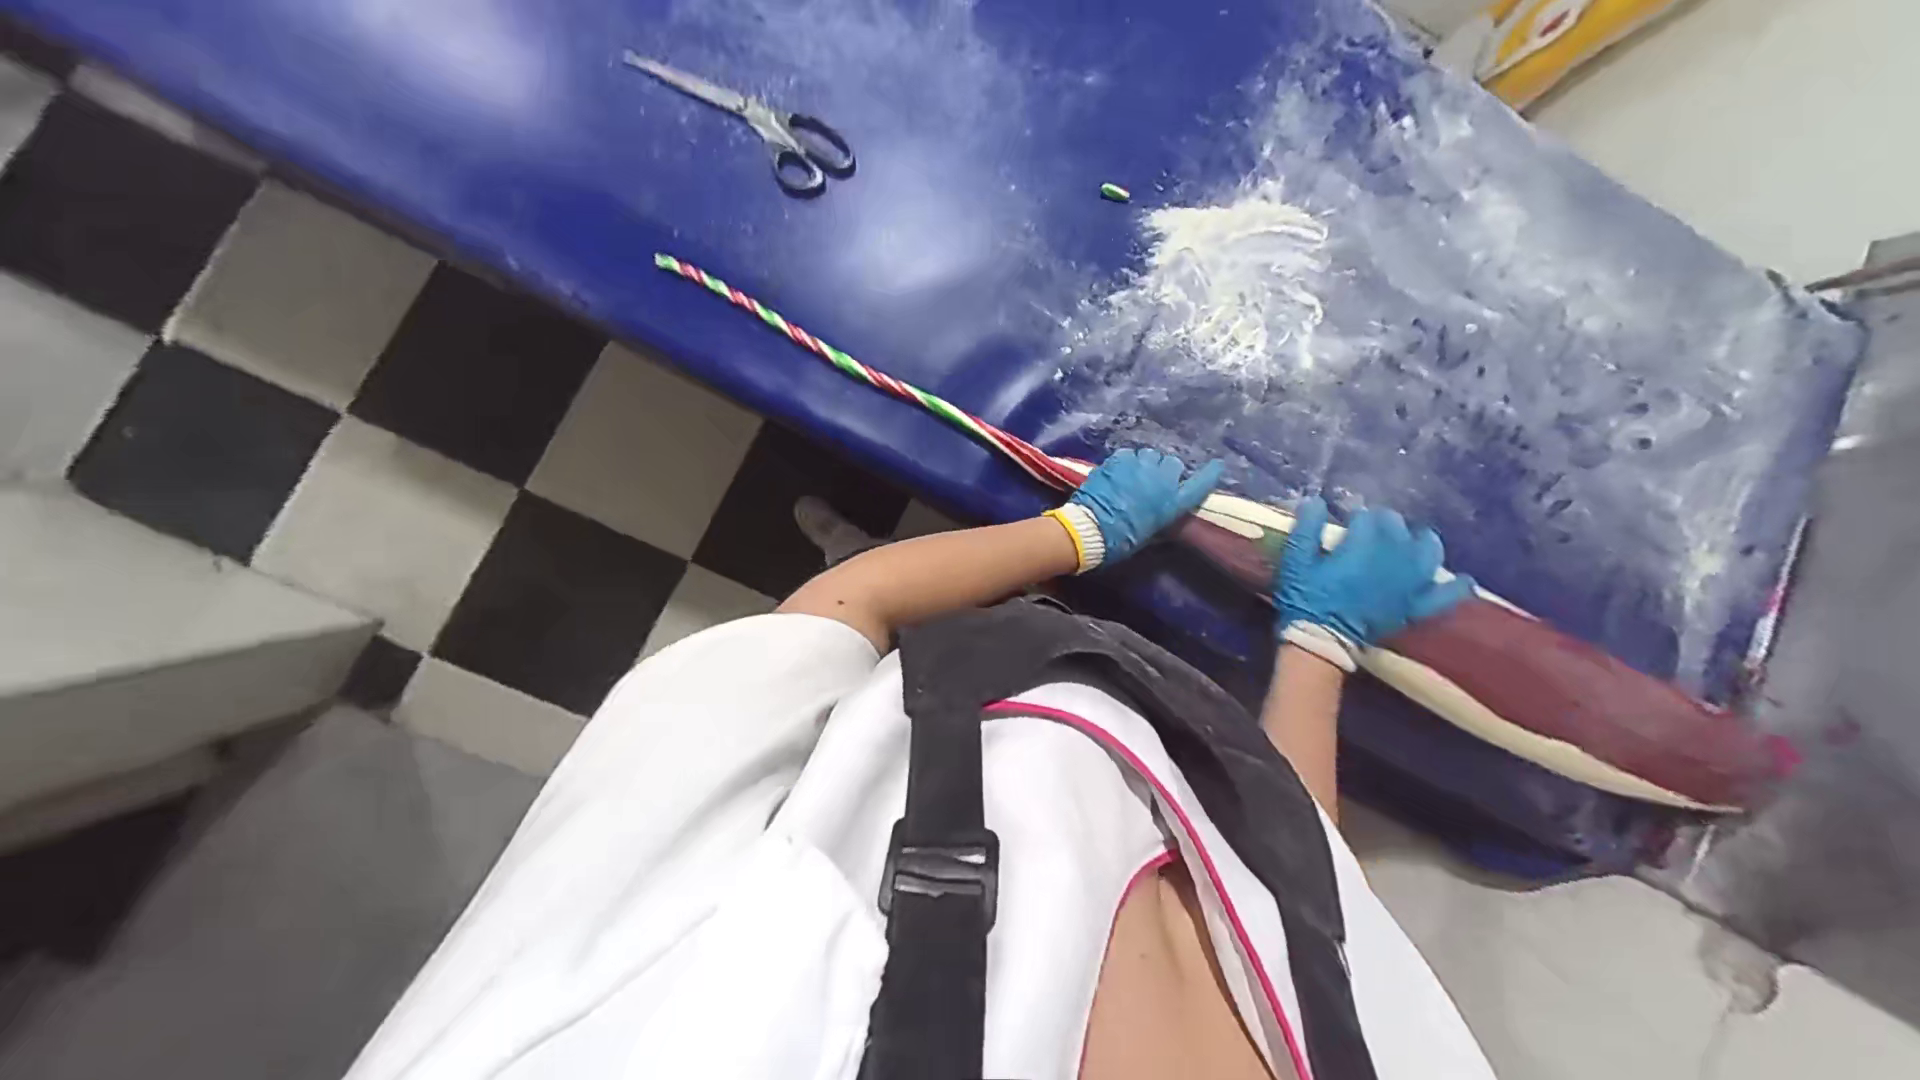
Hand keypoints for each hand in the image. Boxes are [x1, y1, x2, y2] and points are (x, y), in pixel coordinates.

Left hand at [1065, 448, 1223, 565]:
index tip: (1216, 466)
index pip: (1202, 483)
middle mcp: (1162, 480)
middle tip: (1155, 481)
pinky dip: (1127, 462)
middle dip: (1166, 470)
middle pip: (1173, 464)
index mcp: (1173, 502)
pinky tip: (1120, 472)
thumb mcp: (1150, 534)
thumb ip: (1163, 520)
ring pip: (1151, 455)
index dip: (1211, 473)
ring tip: (1136, 475)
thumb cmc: (1121, 540)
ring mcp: (1140, 466)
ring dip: (1147, 464)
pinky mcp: (1119, 460)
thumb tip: (1168, 519)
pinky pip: (1129, 454)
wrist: (1090, 528)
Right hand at [1275, 496, 1474, 667]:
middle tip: (1369, 527)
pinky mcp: (1415, 607)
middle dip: (1383, 522)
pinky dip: (1455, 586)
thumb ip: (1307, 527)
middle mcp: (1395, 559)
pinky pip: (1445, 595)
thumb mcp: (1296, 560)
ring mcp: (1410, 584)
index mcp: (1364, 545)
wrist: (1320, 641)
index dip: (1355, 513)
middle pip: (1397, 528)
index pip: (1367, 517)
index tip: (1345, 517)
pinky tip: (1461, 579)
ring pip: (1428, 552)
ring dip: (1422, 541)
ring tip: (1413, 538)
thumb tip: (1317, 501)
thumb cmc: (1305, 597)